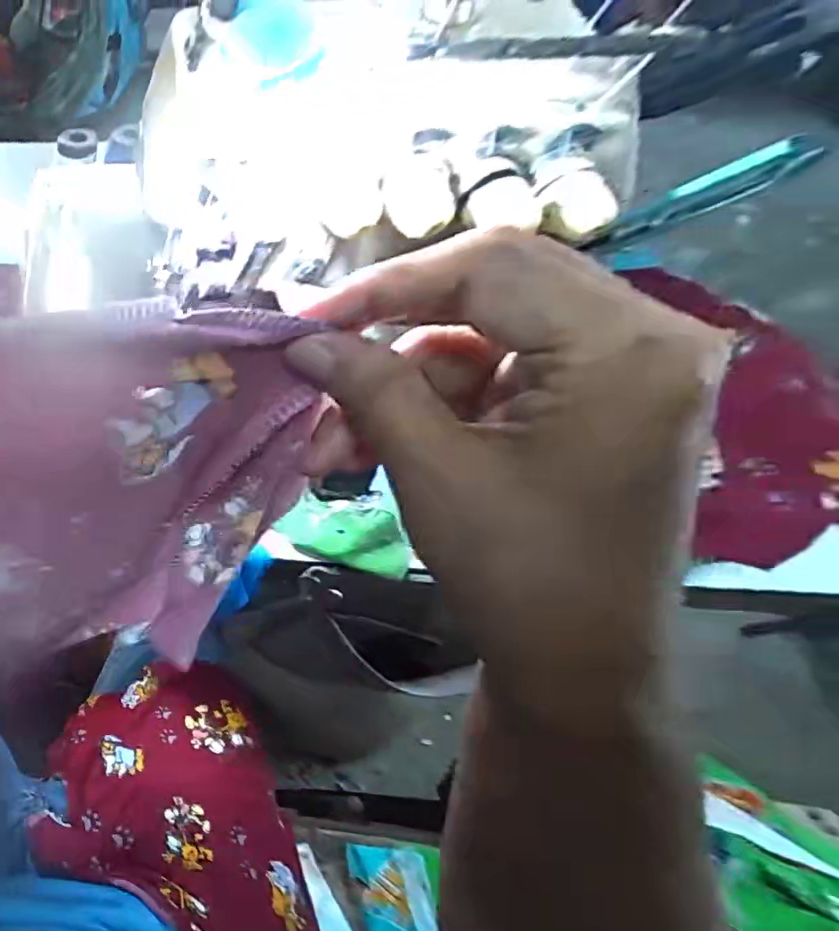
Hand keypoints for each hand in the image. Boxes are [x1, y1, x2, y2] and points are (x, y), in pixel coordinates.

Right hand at [283, 228, 732, 709]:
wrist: (573, 650)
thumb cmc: (512, 563)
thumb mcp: (430, 468)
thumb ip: (369, 388)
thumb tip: (304, 341)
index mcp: (622, 345)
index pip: (489, 267)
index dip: (384, 285)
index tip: (306, 323)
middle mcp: (638, 337)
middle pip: (485, 292)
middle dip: (384, 333)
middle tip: (313, 362)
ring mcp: (614, 370)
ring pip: (470, 341)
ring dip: (390, 388)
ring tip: (330, 450)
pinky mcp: (584, 402)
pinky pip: (483, 378)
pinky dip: (418, 408)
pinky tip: (366, 450)